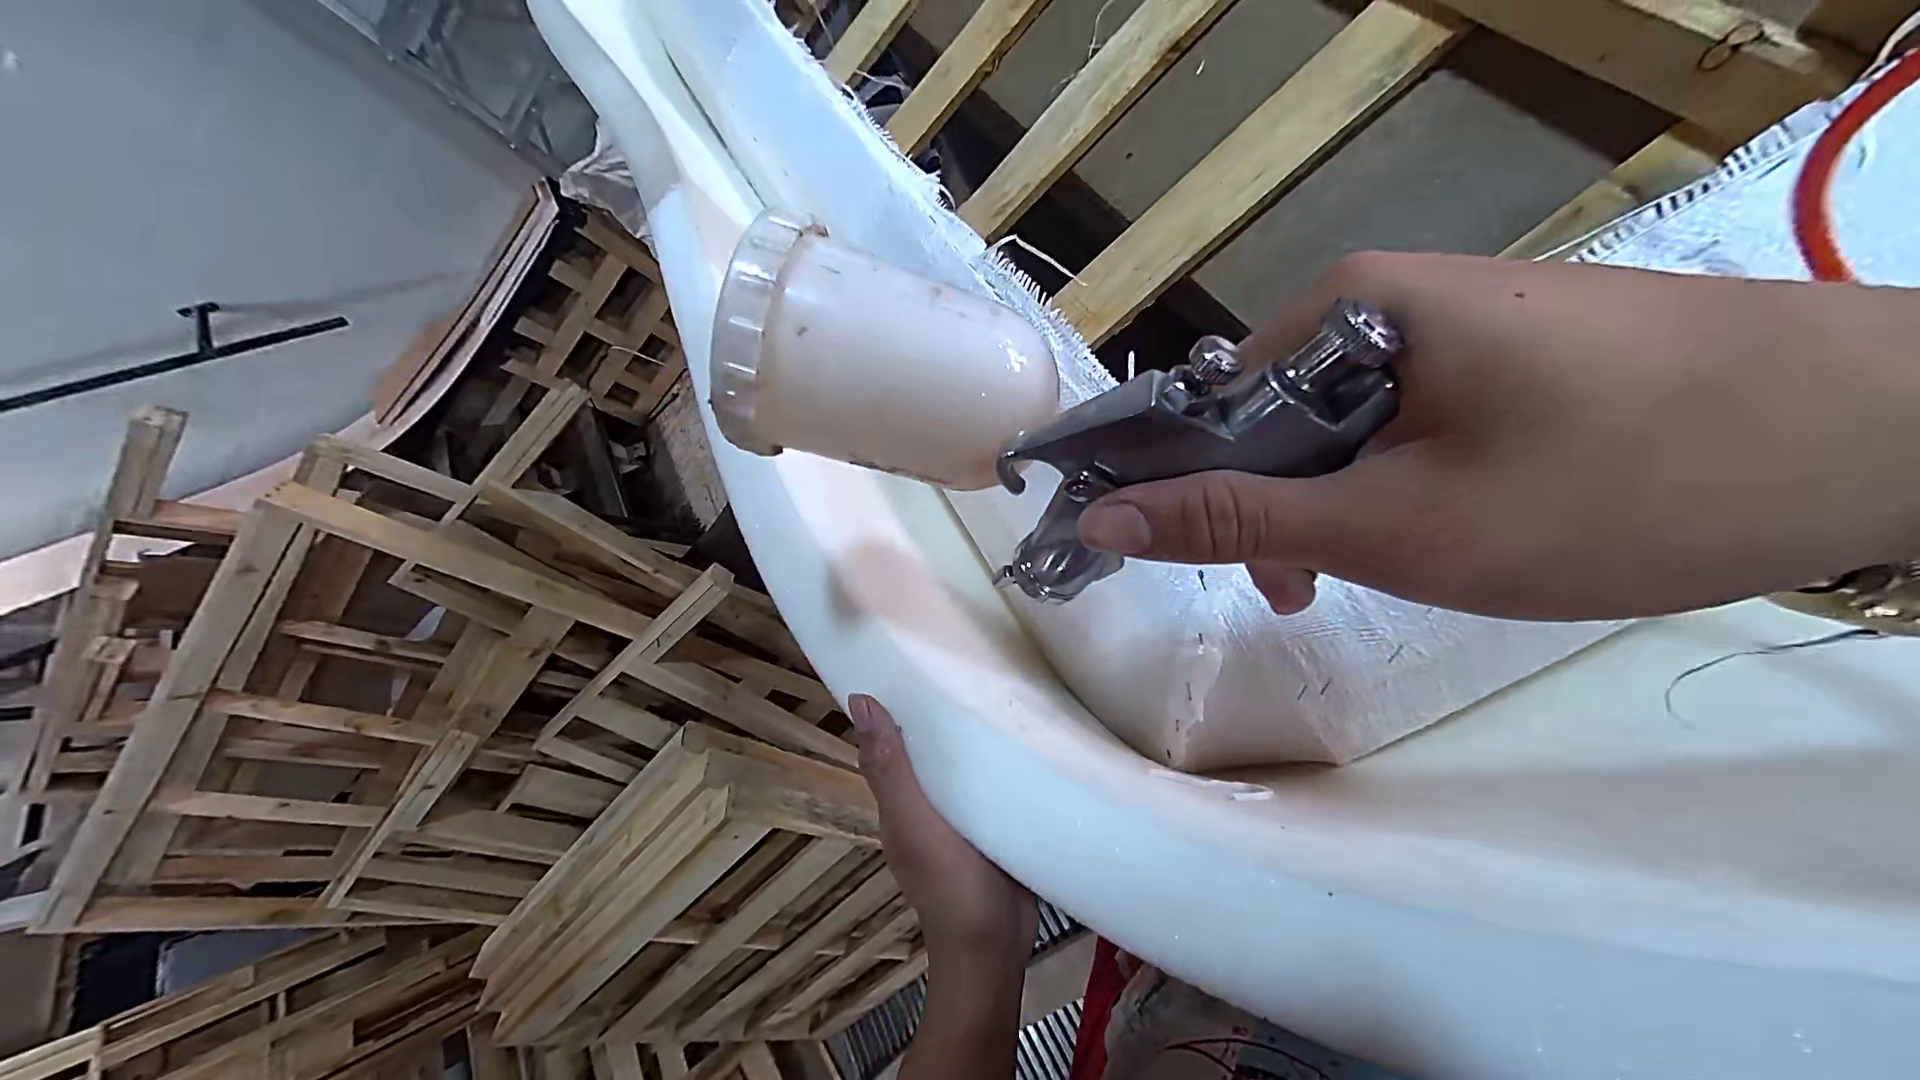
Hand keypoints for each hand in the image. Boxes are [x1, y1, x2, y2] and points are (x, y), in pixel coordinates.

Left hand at [849, 694, 1033, 1079]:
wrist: (997, 949)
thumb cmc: (949, 885)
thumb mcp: (914, 823)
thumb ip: (890, 768)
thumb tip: (859, 701)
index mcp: (899, 794)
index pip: (888, 736)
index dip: (891, 698)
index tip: (910, 654)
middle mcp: (925, 797)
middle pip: (927, 742)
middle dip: (939, 706)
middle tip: (968, 657)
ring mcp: (961, 810)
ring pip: (960, 757)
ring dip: (971, 729)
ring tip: (999, 681)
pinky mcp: (993, 819)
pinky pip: (990, 778)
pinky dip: (998, 756)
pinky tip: (1022, 732)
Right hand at [1077, 254, 1919, 619]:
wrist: (1892, 439)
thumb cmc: (1616, 484)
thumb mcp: (1394, 523)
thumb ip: (1235, 520)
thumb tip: (1101, 519)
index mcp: (1339, 311)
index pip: (1205, 407)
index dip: (1187, 487)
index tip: (1213, 563)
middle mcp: (1374, 301)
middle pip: (1262, 420)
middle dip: (1269, 509)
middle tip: (1305, 589)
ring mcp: (1434, 327)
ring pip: (1324, 432)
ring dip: (1325, 507)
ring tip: (1366, 571)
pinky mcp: (1482, 357)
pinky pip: (1386, 427)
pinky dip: (1379, 487)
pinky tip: (1420, 529)